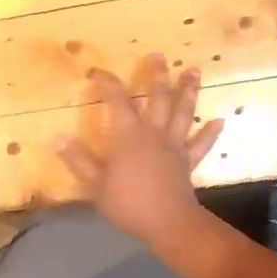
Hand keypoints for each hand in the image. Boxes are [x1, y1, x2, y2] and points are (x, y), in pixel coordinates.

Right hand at [55, 53, 223, 244]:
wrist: (167, 222)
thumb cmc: (127, 202)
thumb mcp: (95, 184)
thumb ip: (79, 161)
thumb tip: (57, 139)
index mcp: (128, 136)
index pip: (117, 101)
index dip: (108, 83)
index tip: (97, 71)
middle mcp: (153, 133)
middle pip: (158, 98)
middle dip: (157, 76)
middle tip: (159, 55)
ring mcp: (173, 146)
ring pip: (182, 113)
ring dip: (188, 91)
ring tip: (195, 70)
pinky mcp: (187, 162)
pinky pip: (200, 144)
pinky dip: (209, 133)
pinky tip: (219, 121)